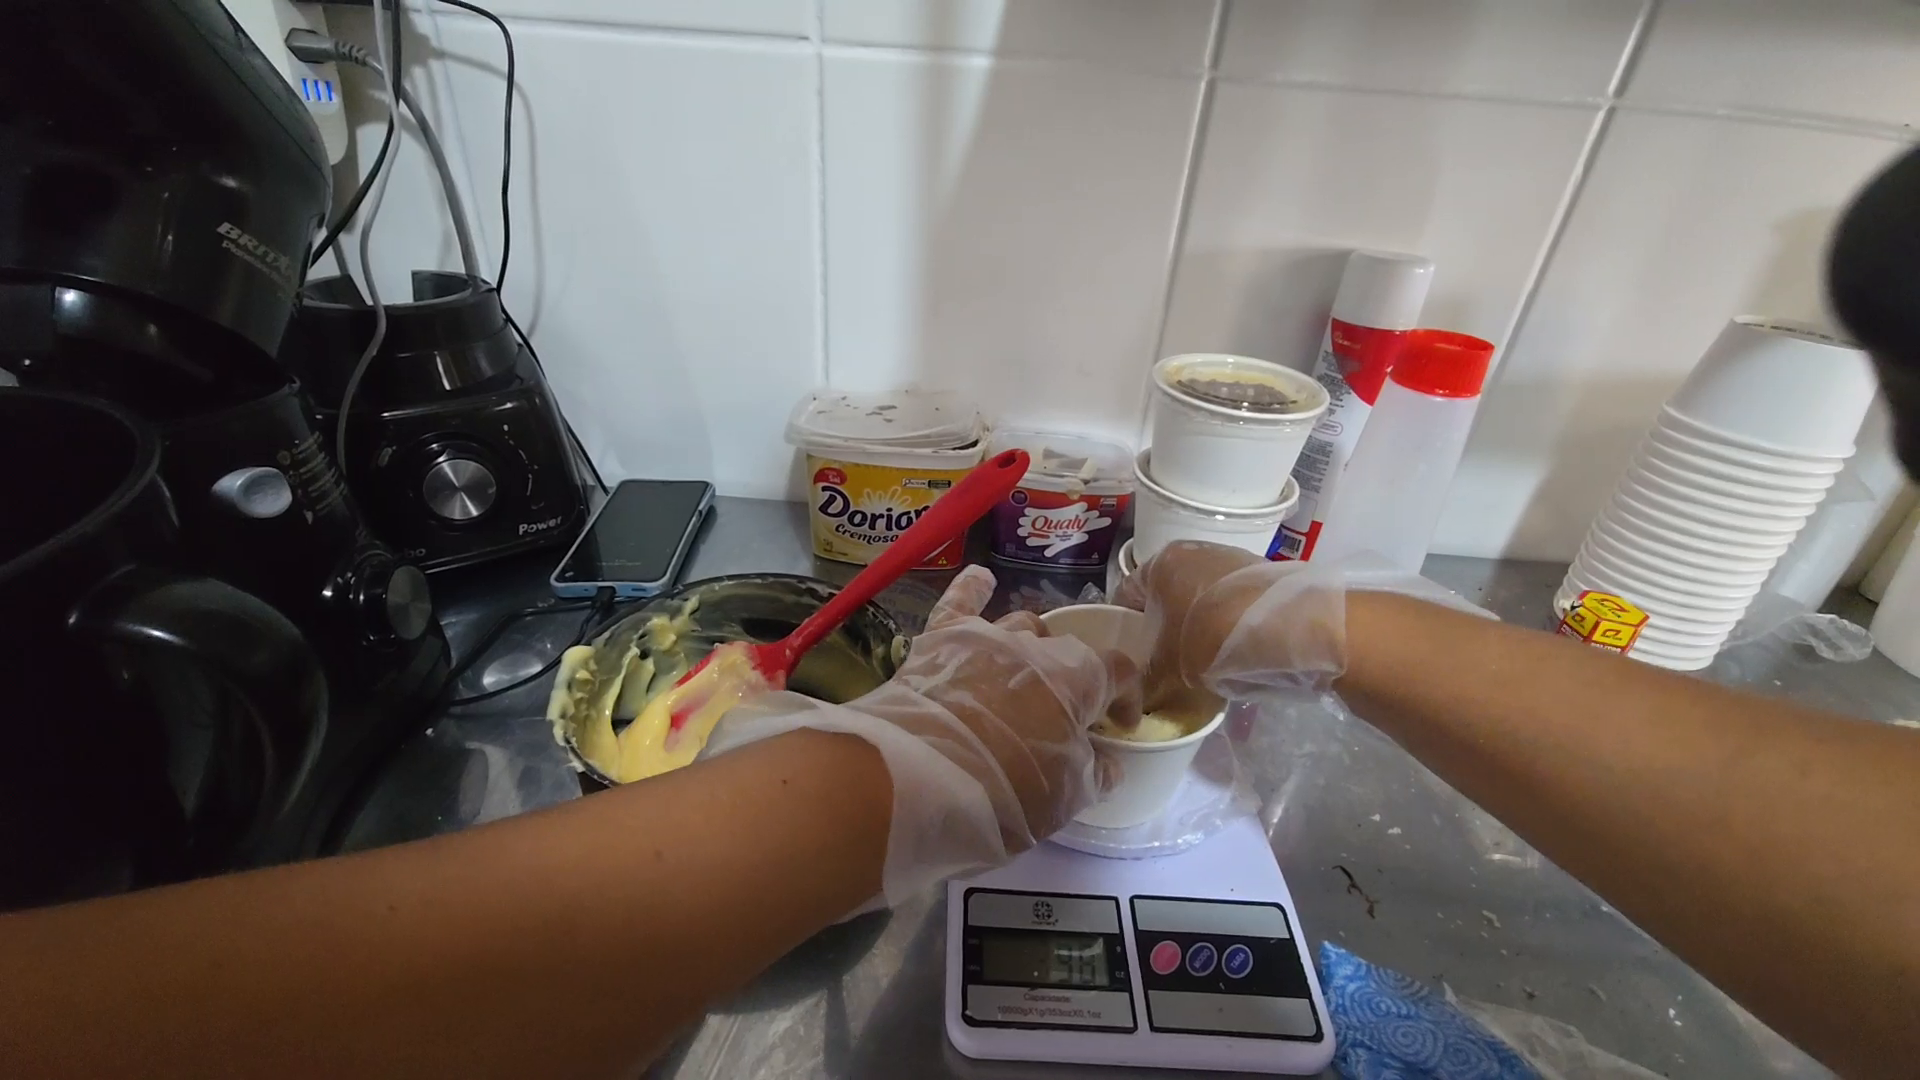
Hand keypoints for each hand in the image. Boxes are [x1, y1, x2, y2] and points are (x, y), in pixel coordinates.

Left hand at [703, 565, 1139, 903]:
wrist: (916, 780)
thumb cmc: (1005, 792)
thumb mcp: (1065, 798)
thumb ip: (1094, 773)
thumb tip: (1108, 760)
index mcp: (1078, 678)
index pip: (1119, 671)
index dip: (1126, 696)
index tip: (1120, 723)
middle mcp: (1036, 645)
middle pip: (1065, 650)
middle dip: (1071, 676)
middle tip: (1059, 713)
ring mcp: (985, 636)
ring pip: (1019, 626)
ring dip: (1028, 648)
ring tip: (1021, 674)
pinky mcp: (939, 637)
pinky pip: (960, 602)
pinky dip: (972, 588)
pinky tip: (980, 577)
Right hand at [1114, 541, 1349, 705]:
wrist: (1290, 627)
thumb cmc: (1212, 638)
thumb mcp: (1169, 668)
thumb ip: (1145, 679)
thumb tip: (1134, 694)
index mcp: (1158, 564)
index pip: (1125, 594)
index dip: (1123, 626)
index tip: (1127, 654)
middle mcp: (1191, 550)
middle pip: (1164, 592)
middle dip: (1162, 623)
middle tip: (1163, 659)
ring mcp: (1230, 557)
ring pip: (1199, 595)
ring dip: (1196, 621)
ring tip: (1203, 656)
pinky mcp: (1262, 571)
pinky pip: (1230, 598)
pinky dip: (1226, 619)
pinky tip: (1234, 646)